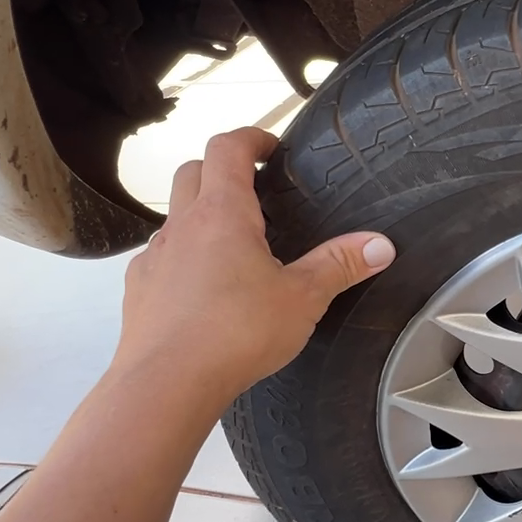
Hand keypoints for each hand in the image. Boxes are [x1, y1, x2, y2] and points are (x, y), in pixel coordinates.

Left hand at [116, 127, 394, 400]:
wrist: (167, 384)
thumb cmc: (236, 333)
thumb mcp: (304, 297)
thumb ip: (341, 265)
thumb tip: (380, 245)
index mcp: (223, 216)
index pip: (227, 149)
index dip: (250, 138)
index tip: (271, 145)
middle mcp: (182, 227)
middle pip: (193, 172)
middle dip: (223, 168)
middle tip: (256, 185)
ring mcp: (155, 258)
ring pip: (175, 215)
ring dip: (202, 213)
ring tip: (238, 241)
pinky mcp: (141, 291)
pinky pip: (163, 256)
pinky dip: (186, 254)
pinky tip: (209, 286)